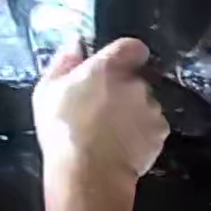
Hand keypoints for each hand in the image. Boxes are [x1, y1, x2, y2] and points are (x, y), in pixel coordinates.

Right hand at [32, 39, 168, 189]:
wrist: (89, 168)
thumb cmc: (61, 127)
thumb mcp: (48, 90)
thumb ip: (65, 62)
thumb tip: (76, 42)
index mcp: (108, 69)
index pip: (133, 47)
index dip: (127, 54)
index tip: (117, 64)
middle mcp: (137, 84)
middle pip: (137, 79)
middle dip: (124, 88)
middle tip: (103, 106)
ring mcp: (153, 107)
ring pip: (146, 102)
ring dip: (135, 110)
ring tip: (112, 128)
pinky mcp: (162, 129)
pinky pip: (153, 123)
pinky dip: (143, 129)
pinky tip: (125, 140)